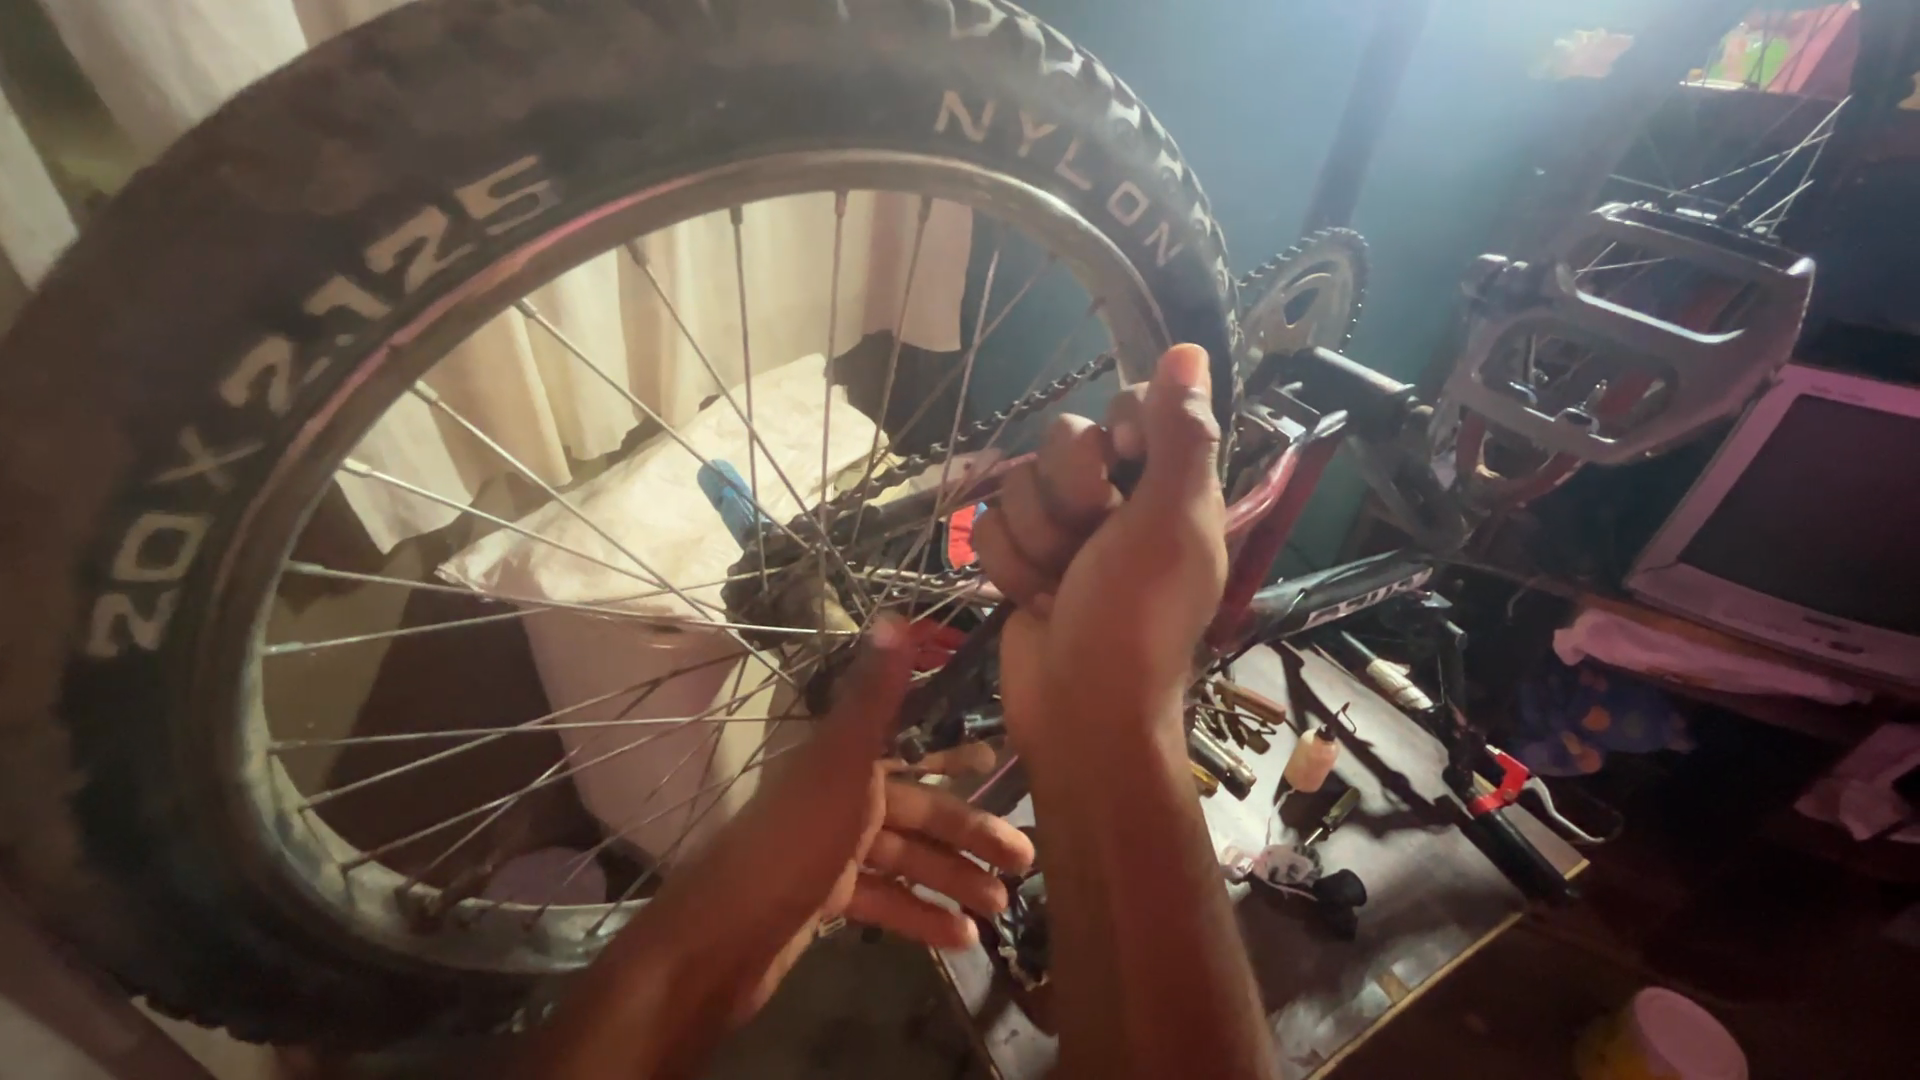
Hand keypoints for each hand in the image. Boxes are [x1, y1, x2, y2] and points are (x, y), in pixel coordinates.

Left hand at [643, 617, 1034, 1020]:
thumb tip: (895, 616)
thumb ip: (874, 696)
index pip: (914, 752)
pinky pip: (885, 901)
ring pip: (906, 861)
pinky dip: (919, 916)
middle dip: (970, 835)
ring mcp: (832, 853)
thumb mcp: (842, 763)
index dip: (957, 759)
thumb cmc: (795, 843)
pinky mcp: (826, 901)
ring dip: (953, 880)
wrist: (722, 938)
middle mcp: (840, 800)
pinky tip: (960, 938)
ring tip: (1001, 907)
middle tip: (1025, 860)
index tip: (1000, 765)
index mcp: (845, 762)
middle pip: (918, 813)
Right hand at [973, 344, 1226, 743]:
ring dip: (1036, 544)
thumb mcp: (1171, 522)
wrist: (1078, 706)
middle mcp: (1115, 498)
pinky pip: (990, 526)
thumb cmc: (1135, 617)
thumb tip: (1188, 347)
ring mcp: (1062, 530)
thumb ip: (1181, 435)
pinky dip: (1010, 569)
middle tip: (1090, 544)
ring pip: (1018, 485)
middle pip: (1063, 440)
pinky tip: (1035, 602)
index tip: (1123, 465)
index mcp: (1166, 484)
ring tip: (1061, 587)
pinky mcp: (1020, 558)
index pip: (1131, 405)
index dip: (1117, 429)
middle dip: (1068, 500)